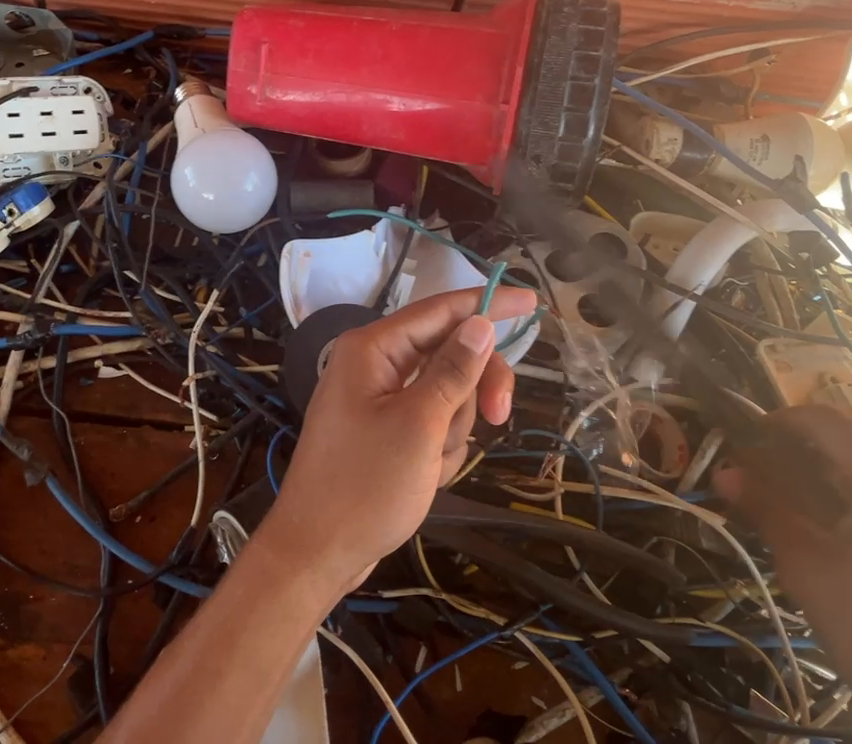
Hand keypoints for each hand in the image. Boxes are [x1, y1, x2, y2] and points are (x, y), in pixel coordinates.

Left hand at [254, 287, 537, 595]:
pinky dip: (438, 449)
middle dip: (474, 388)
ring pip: (445, 394)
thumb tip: (480, 323)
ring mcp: (377, 399)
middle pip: (448, 354)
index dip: (487, 304)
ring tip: (429, 463)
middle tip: (502, 416)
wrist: (319, 550)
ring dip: (452, 429)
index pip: (439, 311)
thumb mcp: (419, 425)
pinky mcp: (384, 430)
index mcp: (371, 349)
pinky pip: (430, 424)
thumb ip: (453, 371)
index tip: (532, 300)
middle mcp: (372, 365)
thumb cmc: (365, 485)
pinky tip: (424, 476)